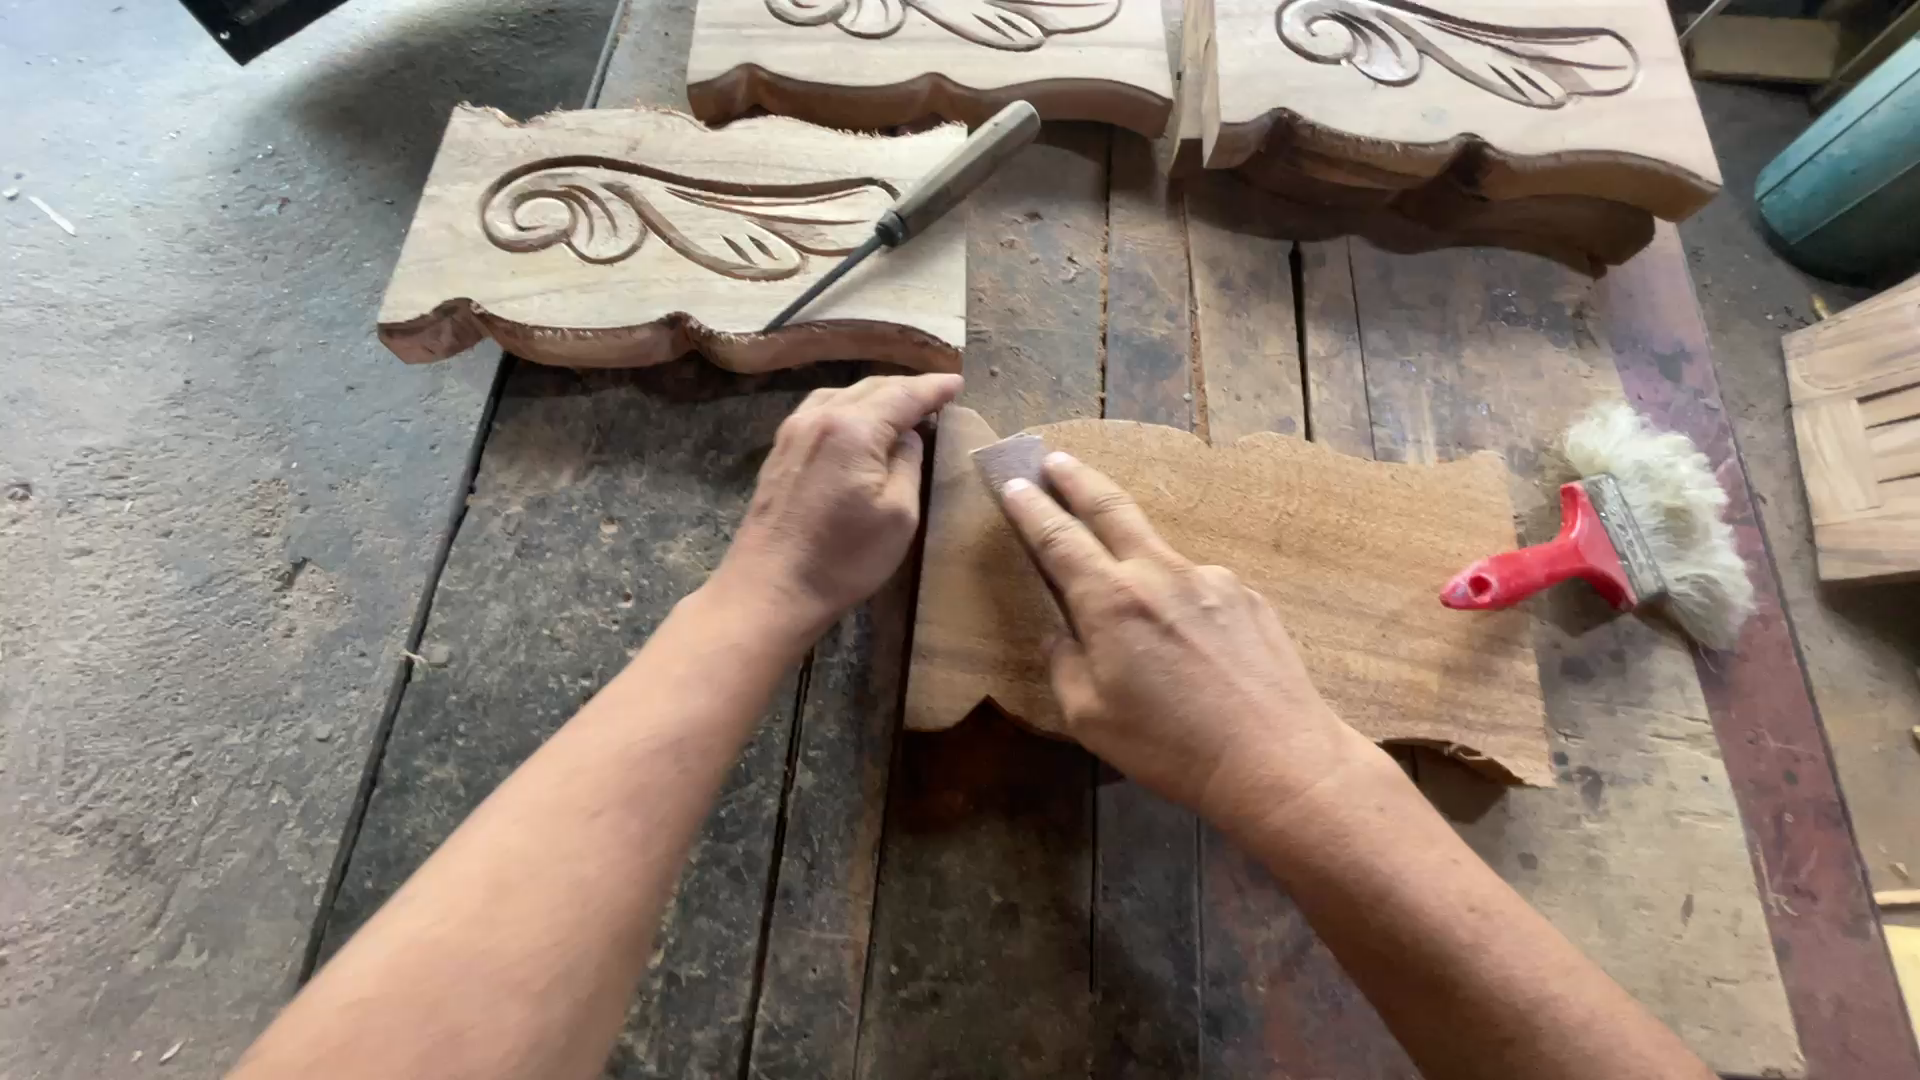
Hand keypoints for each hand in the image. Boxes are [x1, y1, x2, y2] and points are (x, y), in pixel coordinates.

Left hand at [715, 373, 963, 638]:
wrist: (771, 590)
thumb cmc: (843, 559)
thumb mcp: (899, 515)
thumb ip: (908, 464)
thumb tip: (907, 437)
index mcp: (853, 429)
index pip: (903, 395)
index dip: (933, 388)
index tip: (958, 382)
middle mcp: (819, 418)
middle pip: (871, 388)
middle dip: (907, 387)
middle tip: (937, 392)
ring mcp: (793, 433)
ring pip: (843, 395)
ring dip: (877, 394)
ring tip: (902, 404)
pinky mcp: (779, 452)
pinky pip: (821, 411)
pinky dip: (849, 406)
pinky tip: (858, 421)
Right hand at [996, 452, 1382, 830]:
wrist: (1277, 758)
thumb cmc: (1169, 746)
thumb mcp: (1089, 717)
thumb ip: (1064, 663)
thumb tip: (1060, 633)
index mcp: (1112, 600)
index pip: (1059, 538)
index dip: (1031, 509)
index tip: (1015, 484)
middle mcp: (1160, 573)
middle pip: (1110, 507)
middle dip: (1076, 478)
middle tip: (1055, 458)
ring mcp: (1210, 578)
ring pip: (1157, 553)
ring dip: (1133, 557)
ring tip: (1135, 609)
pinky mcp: (1246, 595)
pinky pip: (1198, 587)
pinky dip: (1180, 601)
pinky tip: (1191, 645)